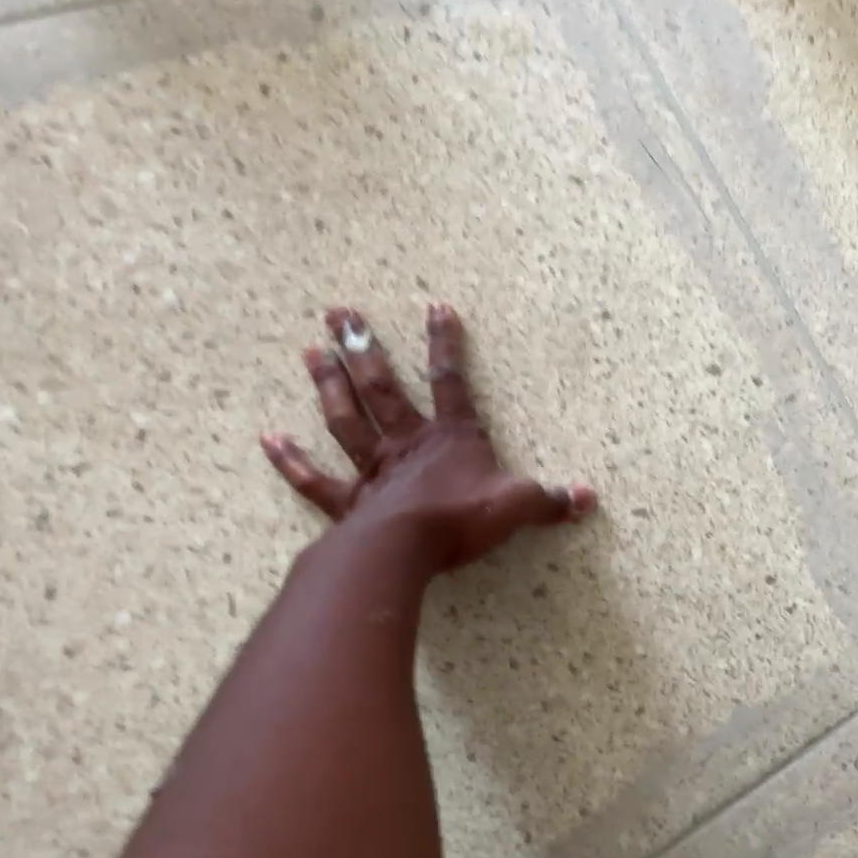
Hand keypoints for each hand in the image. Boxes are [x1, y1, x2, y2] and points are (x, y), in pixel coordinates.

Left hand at [259, 304, 595, 575]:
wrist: (403, 551)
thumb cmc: (462, 519)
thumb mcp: (520, 506)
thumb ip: (551, 500)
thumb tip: (588, 498)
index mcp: (451, 437)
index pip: (451, 380)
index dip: (445, 343)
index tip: (435, 306)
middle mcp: (408, 443)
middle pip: (383, 387)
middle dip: (363, 348)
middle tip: (340, 313)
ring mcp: (374, 470)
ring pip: (347, 420)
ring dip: (328, 386)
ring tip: (311, 351)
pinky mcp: (349, 503)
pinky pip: (316, 480)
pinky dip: (291, 461)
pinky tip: (269, 439)